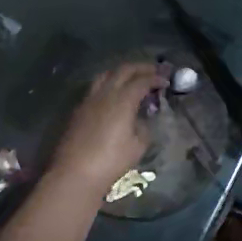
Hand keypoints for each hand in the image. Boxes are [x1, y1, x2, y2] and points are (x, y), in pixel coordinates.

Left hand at [49, 63, 164, 192]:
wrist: (75, 173)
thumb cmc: (111, 161)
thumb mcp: (137, 146)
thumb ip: (143, 128)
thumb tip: (141, 120)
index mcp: (122, 99)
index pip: (142, 81)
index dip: (156, 78)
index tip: (166, 81)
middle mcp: (105, 93)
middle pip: (123, 70)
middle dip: (140, 68)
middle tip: (154, 71)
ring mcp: (89, 100)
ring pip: (106, 75)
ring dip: (121, 72)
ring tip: (132, 78)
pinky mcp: (79, 110)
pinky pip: (96, 88)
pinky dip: (109, 84)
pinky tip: (114, 96)